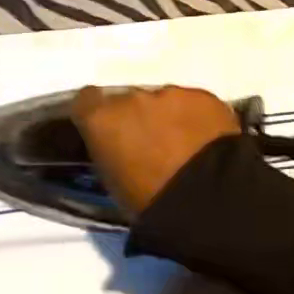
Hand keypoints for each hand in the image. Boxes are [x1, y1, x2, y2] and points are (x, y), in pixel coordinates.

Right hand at [71, 86, 240, 216]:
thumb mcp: (114, 181)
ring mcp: (171, 93)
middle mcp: (132, 98)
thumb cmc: (150, 200)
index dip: (97, 113)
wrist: (206, 195)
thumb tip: (118, 146)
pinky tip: (206, 139)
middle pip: (129, 100)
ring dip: (169, 116)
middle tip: (153, 142)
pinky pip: (194, 103)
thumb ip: (111, 151)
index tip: (109, 129)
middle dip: (138, 117)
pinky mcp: (203, 96)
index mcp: (102, 119)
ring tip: (185, 143)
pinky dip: (197, 117)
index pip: (87, 101)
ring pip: (164, 100)